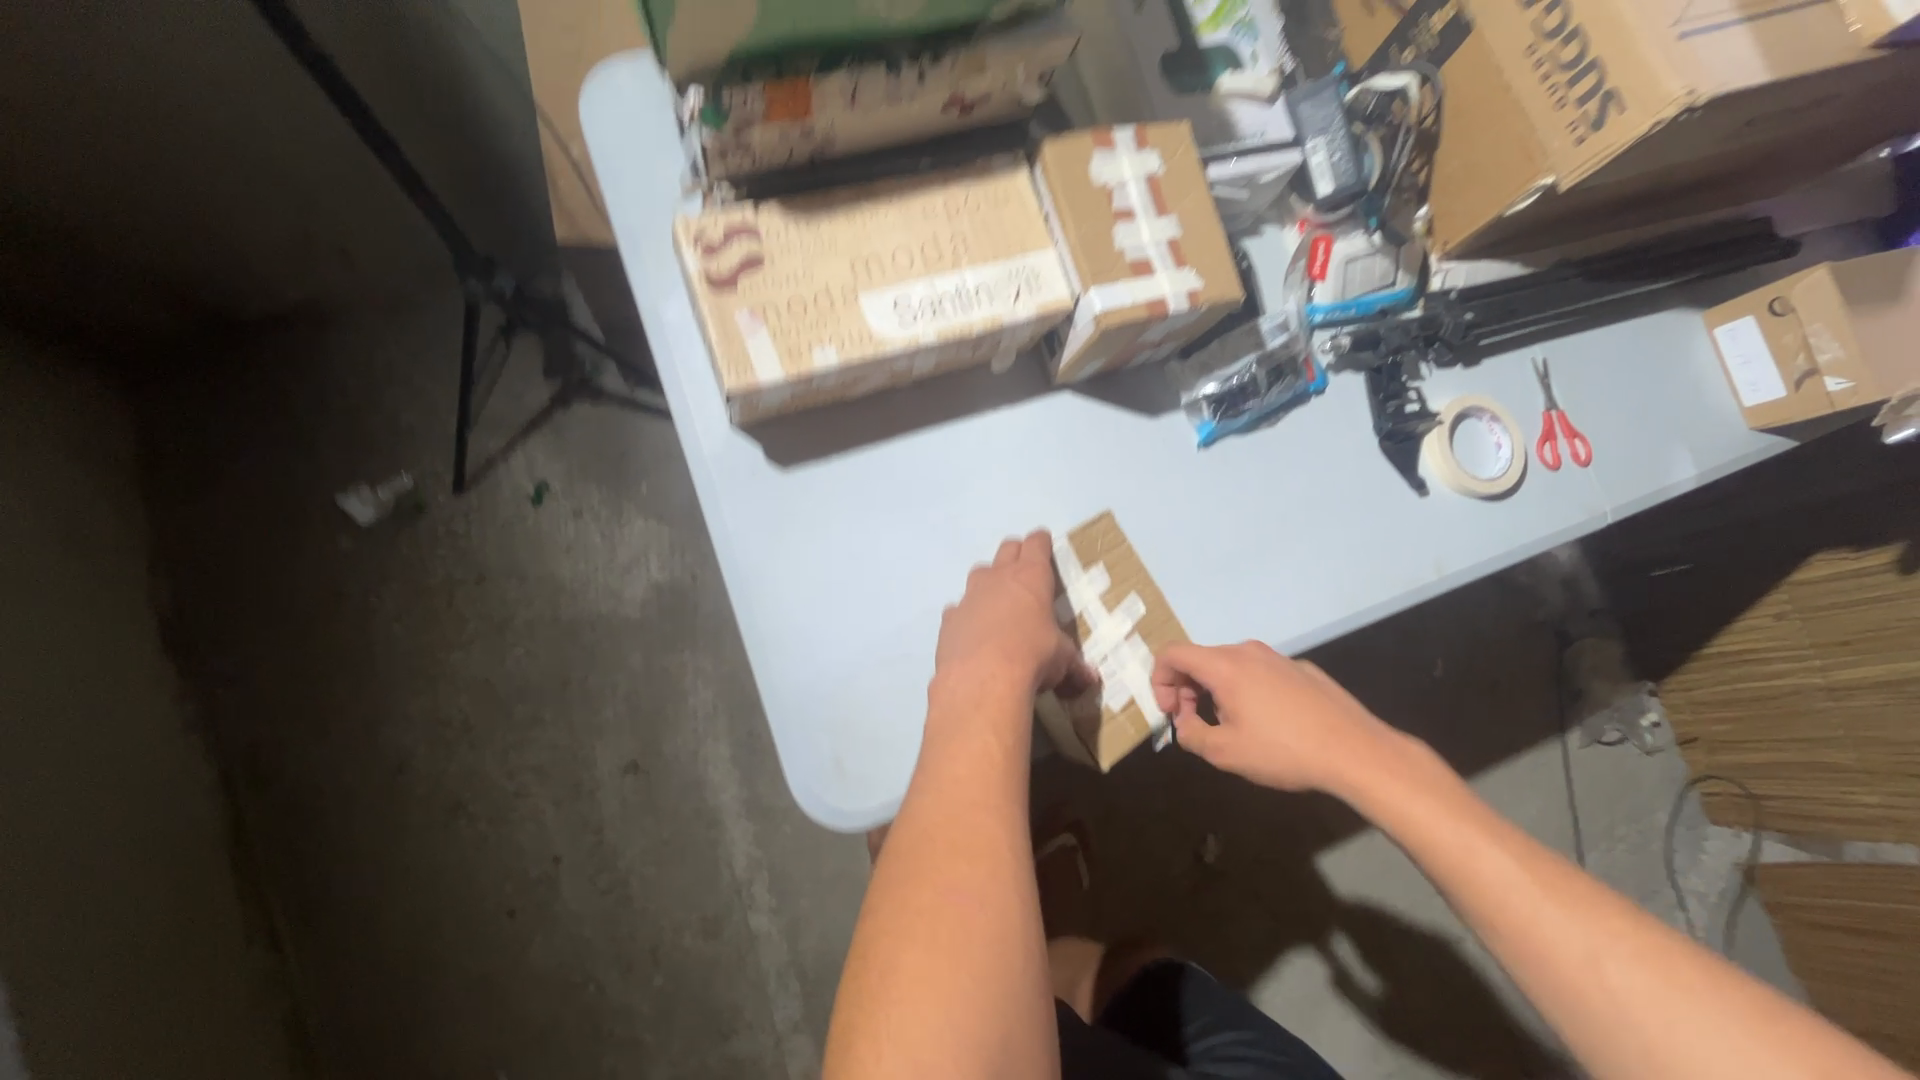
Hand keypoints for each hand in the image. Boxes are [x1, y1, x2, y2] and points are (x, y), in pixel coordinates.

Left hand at [934, 531, 1095, 696]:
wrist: (982, 678)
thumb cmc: (1033, 656)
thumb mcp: (1062, 660)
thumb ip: (1073, 664)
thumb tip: (1090, 679)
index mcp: (1031, 577)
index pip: (1037, 543)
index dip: (1041, 542)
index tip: (1045, 545)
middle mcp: (998, 578)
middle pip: (1007, 549)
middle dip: (1017, 554)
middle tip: (1025, 571)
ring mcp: (970, 595)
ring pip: (979, 574)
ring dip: (989, 582)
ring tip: (999, 603)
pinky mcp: (950, 618)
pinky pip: (958, 608)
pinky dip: (966, 615)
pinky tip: (973, 633)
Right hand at [1152, 642, 1406, 795]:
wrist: (1356, 751)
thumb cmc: (1284, 751)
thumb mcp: (1225, 753)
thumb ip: (1191, 734)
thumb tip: (1185, 723)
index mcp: (1224, 666)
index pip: (1172, 653)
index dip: (1159, 680)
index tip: (1171, 713)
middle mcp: (1249, 652)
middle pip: (1201, 659)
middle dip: (1187, 689)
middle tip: (1196, 724)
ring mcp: (1279, 658)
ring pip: (1231, 667)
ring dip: (1217, 692)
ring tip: (1233, 728)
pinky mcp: (1303, 670)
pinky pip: (1260, 674)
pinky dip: (1248, 692)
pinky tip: (1270, 725)